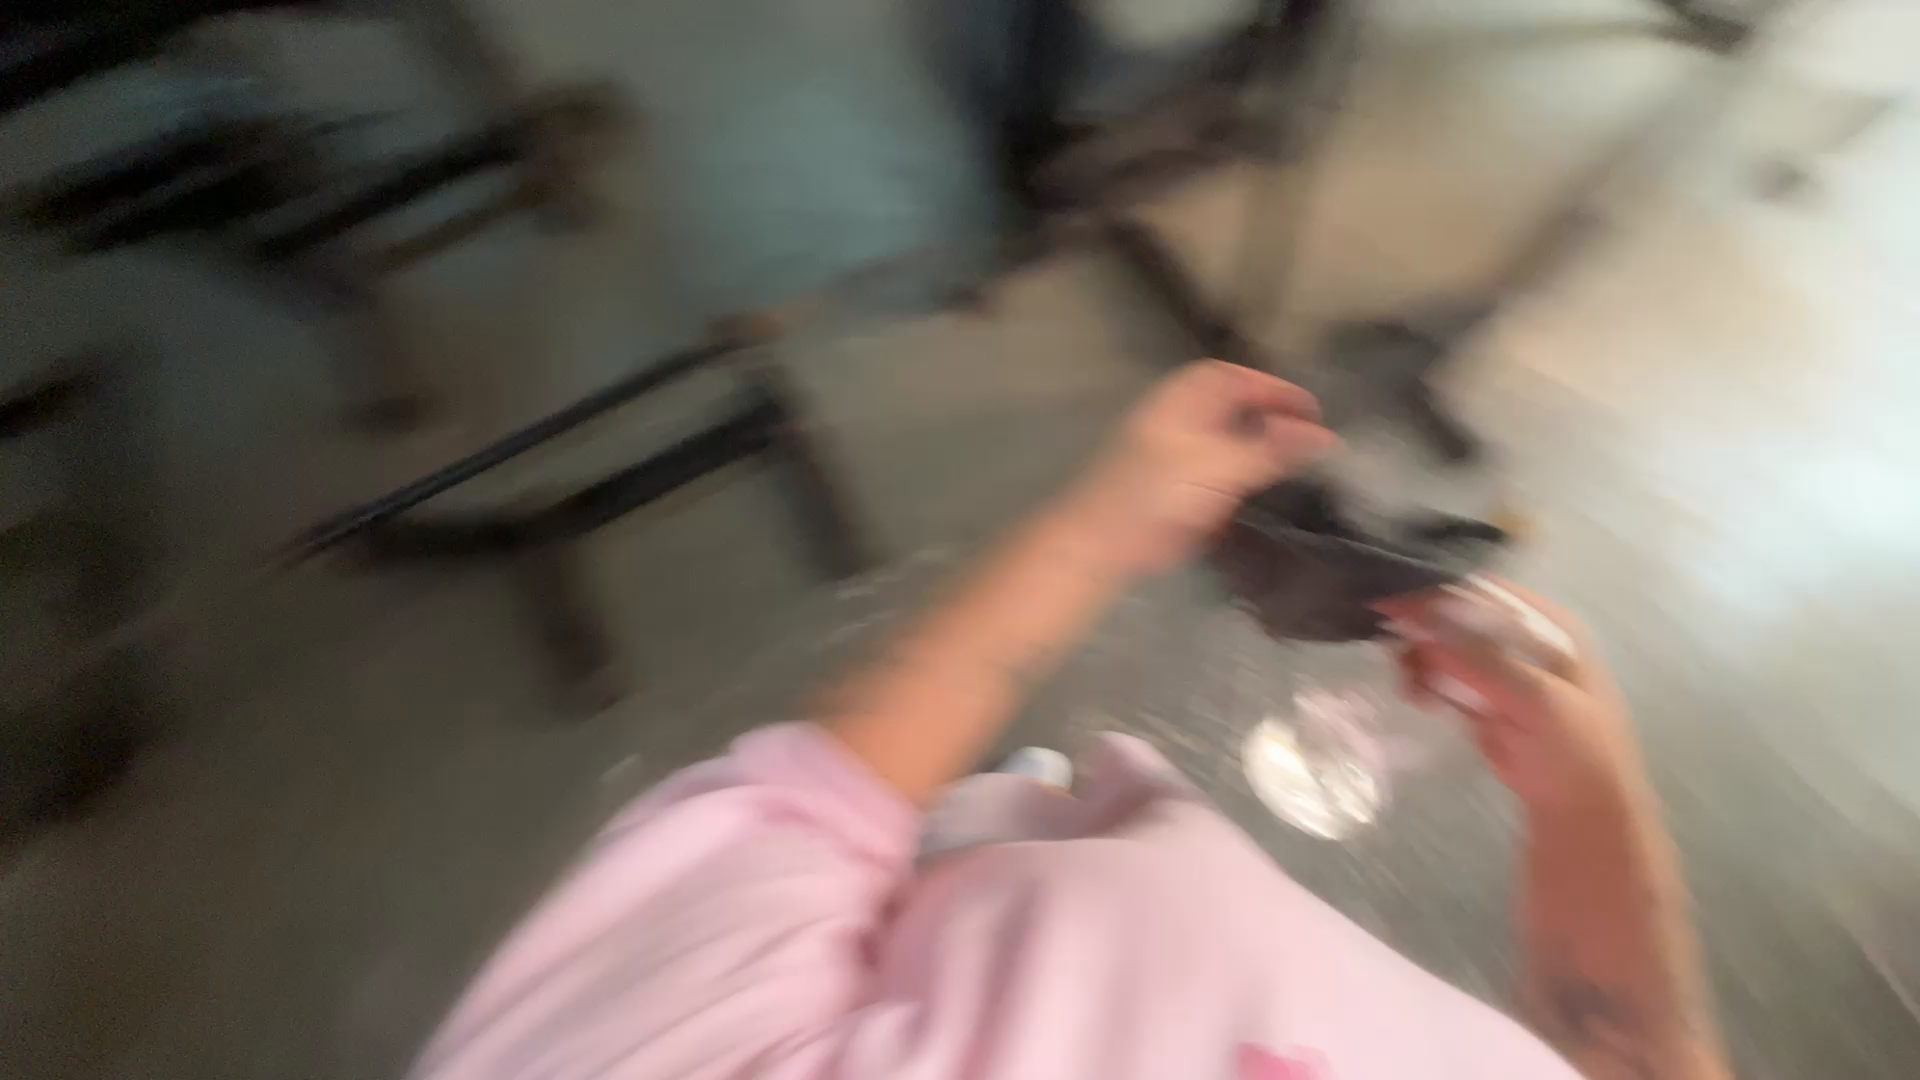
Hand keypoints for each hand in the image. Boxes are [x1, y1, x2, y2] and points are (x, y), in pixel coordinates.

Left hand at [1062, 361, 1336, 574]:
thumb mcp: (1216, 464)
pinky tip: (1274, 499)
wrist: (1103, 545)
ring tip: (1302, 467)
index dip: (1269, 387)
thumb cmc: (1153, 492)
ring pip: (1228, 449)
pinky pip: (1221, 485)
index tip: (1308, 408)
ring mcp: (1177, 465)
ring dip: (1261, 455)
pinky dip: (1246, 487)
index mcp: (1178, 404)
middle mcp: (1177, 428)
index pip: (1228, 379)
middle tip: (1311, 438)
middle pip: (1230, 413)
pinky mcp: (1180, 500)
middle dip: (1270, 420)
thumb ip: (1270, 449)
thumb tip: (1324, 436)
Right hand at [1377, 580, 1648, 815]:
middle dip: (1420, 627)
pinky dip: (1420, 679)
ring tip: (1407, 682)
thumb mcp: (1537, 699)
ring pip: (1441, 644)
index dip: (1437, 593)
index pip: (1483, 592)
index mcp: (1547, 627)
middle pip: (1456, 615)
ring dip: (1417, 657)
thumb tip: (1423, 630)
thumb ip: (1482, 661)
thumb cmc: (1575, 749)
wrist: (1580, 808)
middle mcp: (1520, 639)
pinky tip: (1414, 695)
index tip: (1392, 604)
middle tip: (1390, 642)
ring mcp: (1498, 667)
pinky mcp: (1479, 694)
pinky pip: (1439, 674)